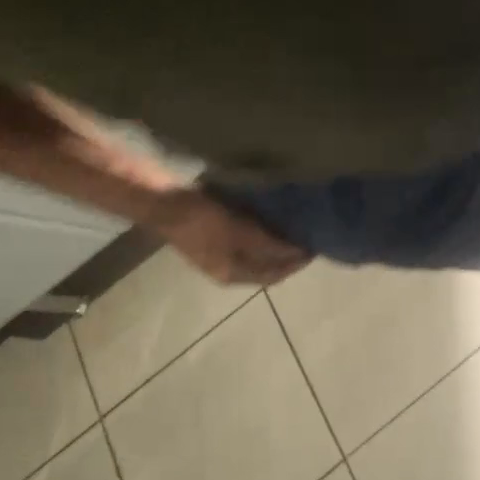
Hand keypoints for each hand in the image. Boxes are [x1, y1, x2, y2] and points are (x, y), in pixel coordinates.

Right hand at [147, 188, 311, 284]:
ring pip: (256, 254)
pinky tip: (274, 221)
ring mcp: (217, 253)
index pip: (273, 276)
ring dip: (276, 245)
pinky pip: (246, 241)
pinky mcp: (213, 237)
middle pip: (265, 267)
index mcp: (232, 274)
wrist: (164, 202)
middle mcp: (226, 269)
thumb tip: (298, 254)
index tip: (315, 249)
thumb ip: (270, 247)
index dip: (295, 265)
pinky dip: (263, 236)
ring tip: (296, 230)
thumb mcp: (242, 234)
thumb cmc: (204, 222)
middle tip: (308, 238)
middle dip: (287, 256)